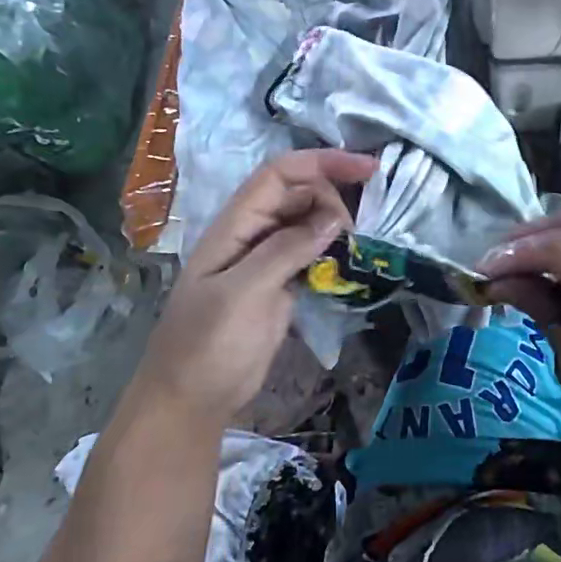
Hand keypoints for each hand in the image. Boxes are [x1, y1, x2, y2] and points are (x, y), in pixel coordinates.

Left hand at [133, 149, 376, 419]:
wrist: (191, 398)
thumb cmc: (207, 344)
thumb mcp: (244, 293)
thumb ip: (286, 251)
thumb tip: (334, 218)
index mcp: (235, 225)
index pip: (281, 174)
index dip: (323, 163)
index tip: (369, 168)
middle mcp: (253, 234)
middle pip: (300, 194)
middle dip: (335, 197)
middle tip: (359, 231)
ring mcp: (267, 261)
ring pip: (309, 224)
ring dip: (338, 225)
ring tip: (362, 245)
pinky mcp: (281, 286)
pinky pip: (313, 255)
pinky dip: (334, 252)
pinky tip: (353, 262)